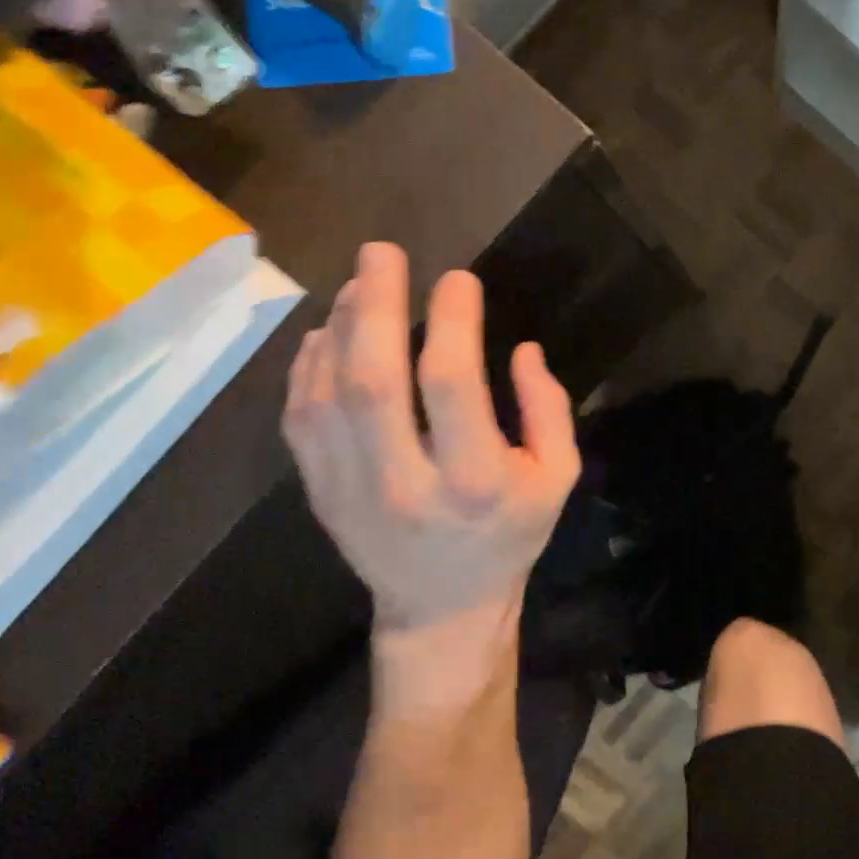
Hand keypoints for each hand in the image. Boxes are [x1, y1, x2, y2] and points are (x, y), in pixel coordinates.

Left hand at [282, 243, 580, 633]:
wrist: (440, 606)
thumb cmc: (510, 535)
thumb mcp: (559, 477)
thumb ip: (549, 411)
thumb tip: (519, 349)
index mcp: (473, 478)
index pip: (451, 383)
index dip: (451, 320)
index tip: (458, 278)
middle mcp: (402, 480)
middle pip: (372, 379)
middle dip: (374, 304)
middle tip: (381, 252)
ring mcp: (348, 488)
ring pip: (326, 392)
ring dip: (339, 326)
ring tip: (358, 283)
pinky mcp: (316, 491)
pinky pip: (299, 416)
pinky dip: (307, 365)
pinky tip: (326, 332)